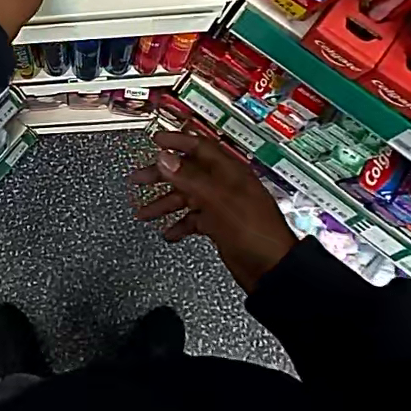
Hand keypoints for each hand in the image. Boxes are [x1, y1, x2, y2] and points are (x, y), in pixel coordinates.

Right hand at [129, 131, 297, 292]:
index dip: (177, 142)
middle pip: (188, 172)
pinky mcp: (220, 226)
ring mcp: (222, 205)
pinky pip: (194, 219)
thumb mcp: (218, 200)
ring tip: (144, 212)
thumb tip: (166, 158)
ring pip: (187, 198)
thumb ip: (190, 178)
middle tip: (139, 178)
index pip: (199, 147)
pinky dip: (180, 224)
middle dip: (162, 175)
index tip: (156, 141)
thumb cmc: (254, 231)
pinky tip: (169, 233)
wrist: (271, 269)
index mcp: (229, 172)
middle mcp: (225, 185)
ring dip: (165, 203)